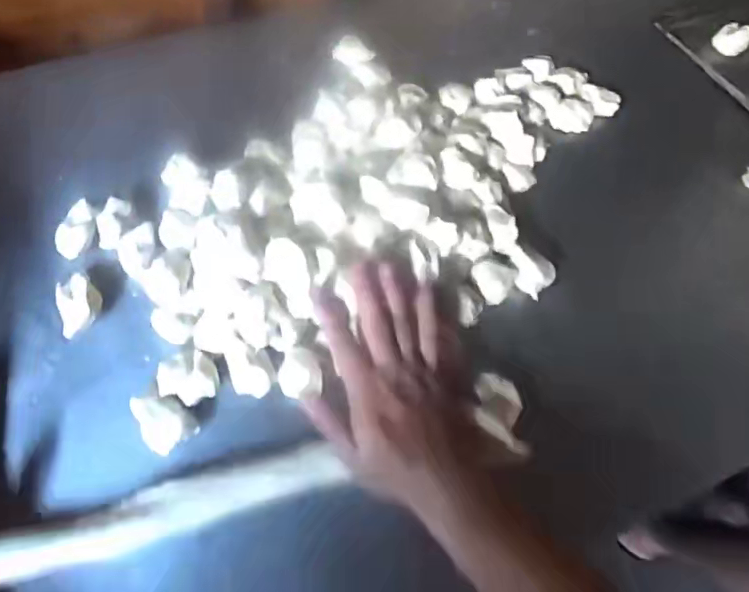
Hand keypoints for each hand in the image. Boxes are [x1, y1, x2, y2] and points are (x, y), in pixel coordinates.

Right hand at [304, 262, 599, 590]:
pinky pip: (438, 338)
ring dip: (397, 292)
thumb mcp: (350, 456)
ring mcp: (420, 370)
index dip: (329, 314)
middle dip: (366, 290)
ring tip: (389, 266)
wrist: (449, 486)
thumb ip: (325, 420)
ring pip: (406, 323)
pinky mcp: (443, 374)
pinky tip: (428, 290)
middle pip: (377, 323)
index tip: (319, 288)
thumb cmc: (394, 470)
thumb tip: (299, 389)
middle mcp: (391, 370)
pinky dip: (433, 313)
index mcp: (365, 388)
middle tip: (359, 262)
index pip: (342, 342)